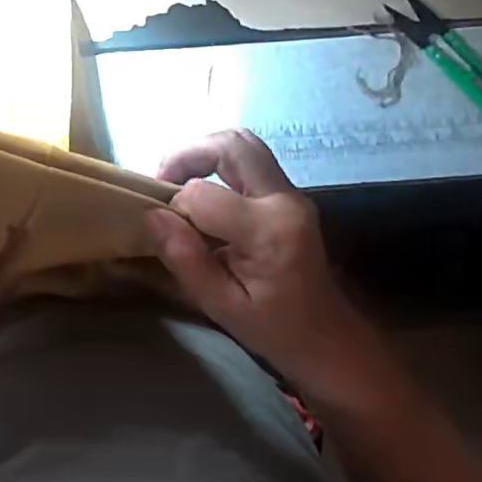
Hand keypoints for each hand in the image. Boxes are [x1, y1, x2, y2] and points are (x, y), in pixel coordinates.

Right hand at [146, 130, 385, 399]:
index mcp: (269, 230)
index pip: (202, 194)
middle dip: (186, 155)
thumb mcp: (219, 305)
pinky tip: (201, 196)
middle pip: (231, 144)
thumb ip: (184, 257)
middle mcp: (284, 200)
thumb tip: (152, 214)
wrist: (328, 338)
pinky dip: (214, 165)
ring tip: (178, 184)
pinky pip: (246, 161)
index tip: (168, 232)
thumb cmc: (273, 328)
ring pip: (241, 144)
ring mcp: (290, 194)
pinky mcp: (287, 195)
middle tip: (163, 183)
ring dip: (201, 154)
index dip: (174, 208)